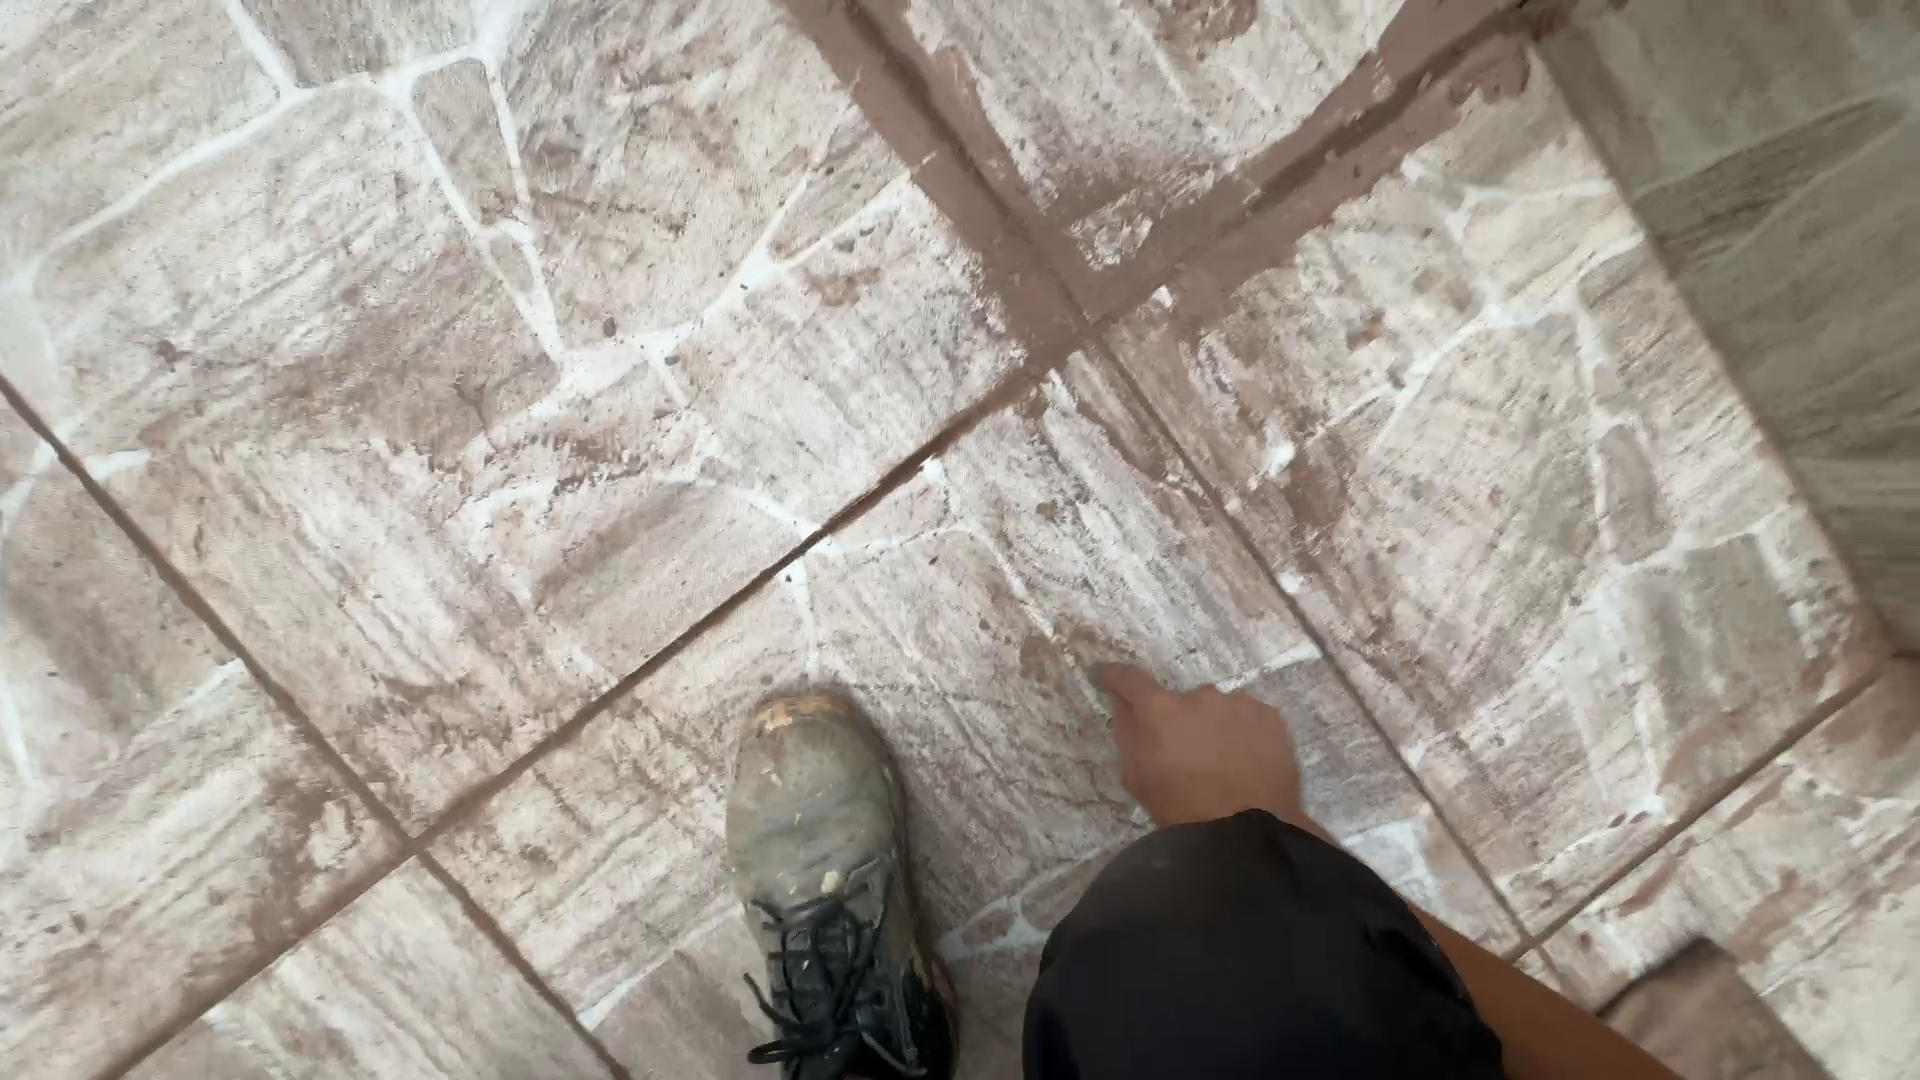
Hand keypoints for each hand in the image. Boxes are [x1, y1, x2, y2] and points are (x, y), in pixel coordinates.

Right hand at [1099, 663, 1308, 828]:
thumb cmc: (1182, 809)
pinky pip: (1247, 718)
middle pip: (1181, 702)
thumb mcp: (1137, 777)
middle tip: (1186, 753)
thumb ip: (1127, 733)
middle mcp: (1198, 696)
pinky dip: (1243, 734)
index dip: (1116, 676)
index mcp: (1160, 710)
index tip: (1107, 676)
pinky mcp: (1269, 717)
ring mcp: (1237, 704)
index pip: (1130, 679)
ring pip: (1217, 710)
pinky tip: (1246, 761)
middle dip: (1179, 720)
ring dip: (1213, 727)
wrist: (1249, 834)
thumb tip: (1123, 703)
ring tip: (1223, 763)